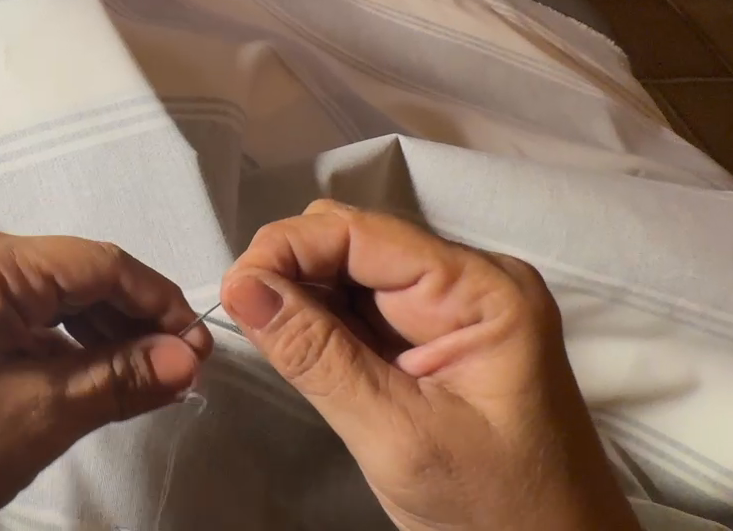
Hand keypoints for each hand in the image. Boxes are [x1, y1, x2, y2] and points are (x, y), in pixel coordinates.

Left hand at [0, 230, 211, 530]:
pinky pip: (34, 317)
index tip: (202, 351)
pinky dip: (74, 344)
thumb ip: (121, 375)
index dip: (159, 302)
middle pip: (81, 274)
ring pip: (61, 296)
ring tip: (155, 377)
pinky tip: (104, 375)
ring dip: (108, 333)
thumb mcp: (43, 411)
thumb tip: (190, 359)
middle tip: (186, 369)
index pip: (100, 262)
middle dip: (136, 318)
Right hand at [220, 200, 639, 530]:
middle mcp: (466, 276)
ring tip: (282, 344)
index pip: (355, 231)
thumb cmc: (498, 518)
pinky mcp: (432, 328)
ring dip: (299, 295)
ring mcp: (451, 301)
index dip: (284, 249)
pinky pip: (355, 297)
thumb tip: (238, 285)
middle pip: (346, 237)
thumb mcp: (399, 439)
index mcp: (480, 289)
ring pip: (343, 264)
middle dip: (289, 270)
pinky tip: (309, 350)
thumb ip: (315, 355)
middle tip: (254, 324)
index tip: (234, 294)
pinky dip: (318, 317)